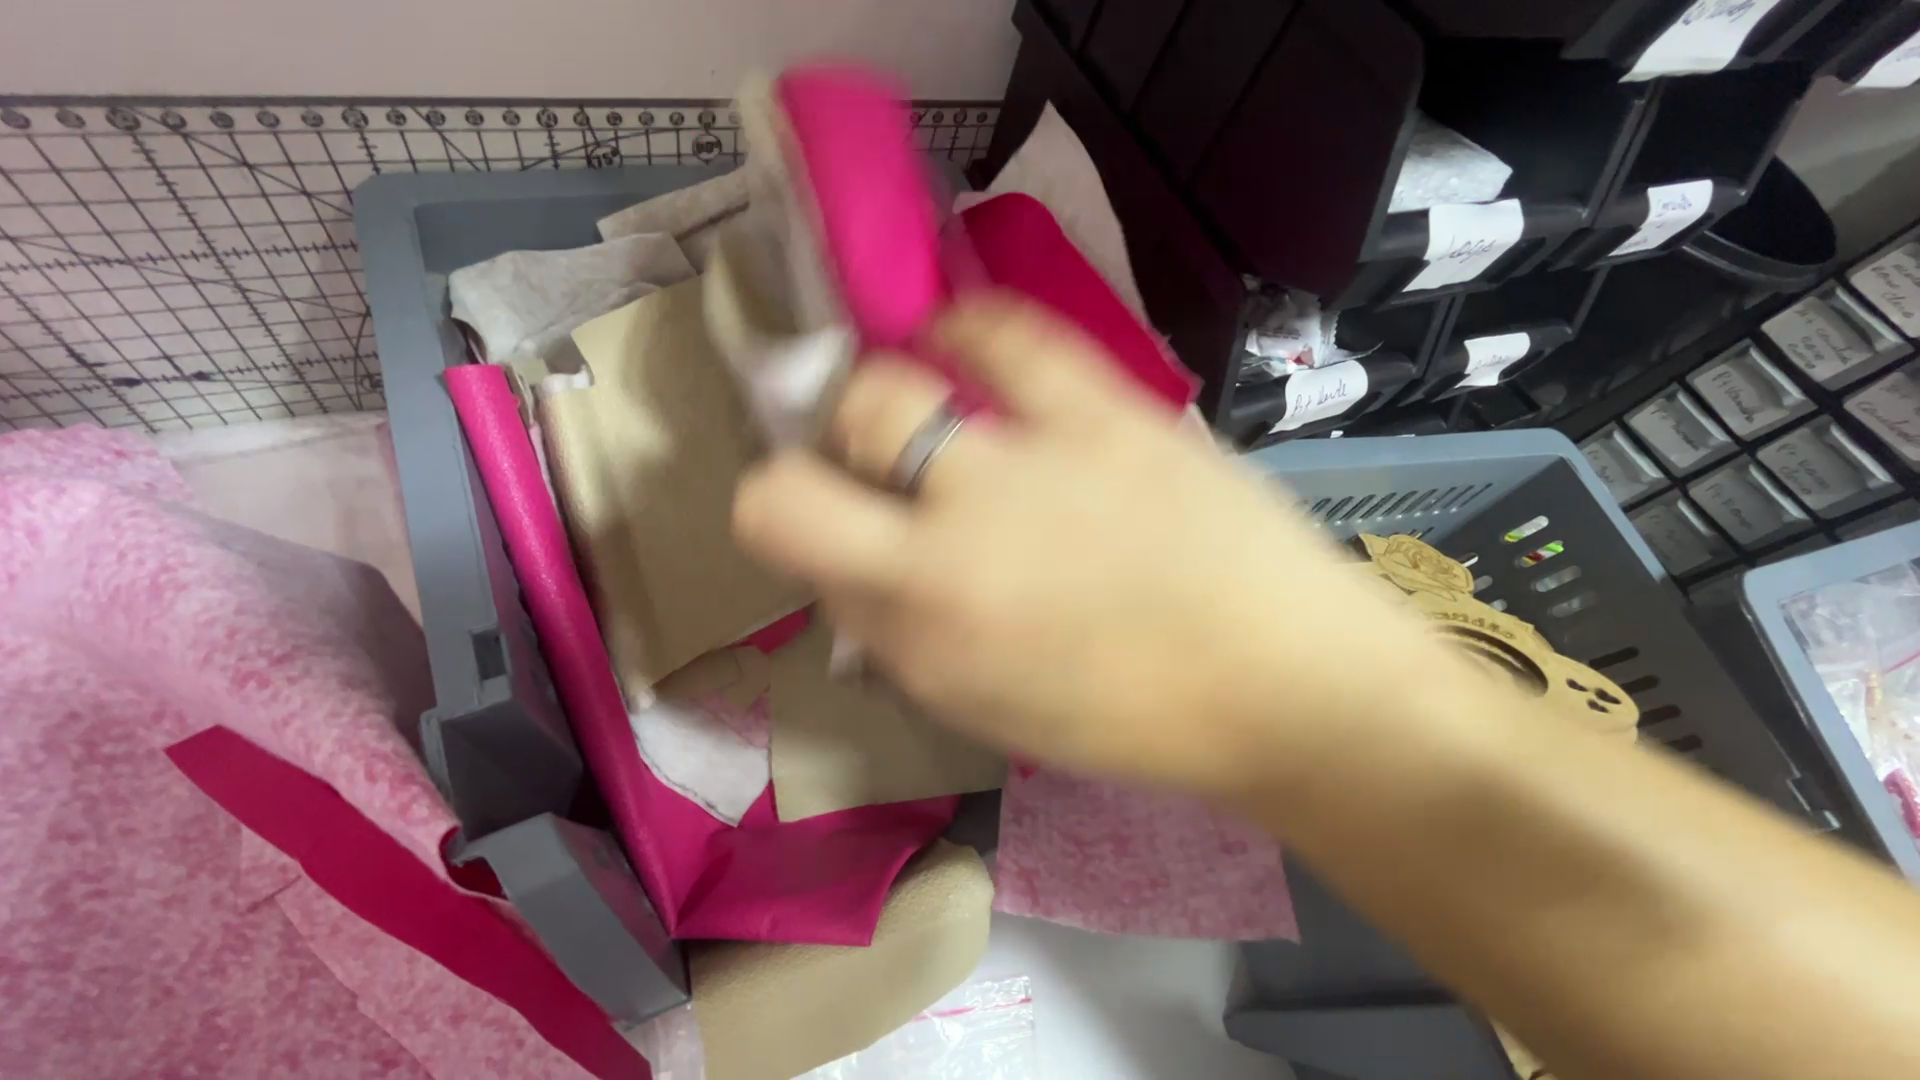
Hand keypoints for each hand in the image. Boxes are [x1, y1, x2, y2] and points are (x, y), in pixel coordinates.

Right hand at [732, 296, 1446, 795]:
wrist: (1282, 684)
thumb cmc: (1128, 717)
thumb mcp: (981, 703)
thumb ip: (895, 629)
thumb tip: (847, 560)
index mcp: (919, 620)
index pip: (779, 519)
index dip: (782, 506)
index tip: (827, 516)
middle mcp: (949, 535)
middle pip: (822, 448)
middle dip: (830, 448)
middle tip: (878, 463)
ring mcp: (1026, 462)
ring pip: (890, 386)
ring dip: (882, 394)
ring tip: (921, 403)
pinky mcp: (1103, 412)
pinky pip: (1007, 333)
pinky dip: (966, 327)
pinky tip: (960, 338)